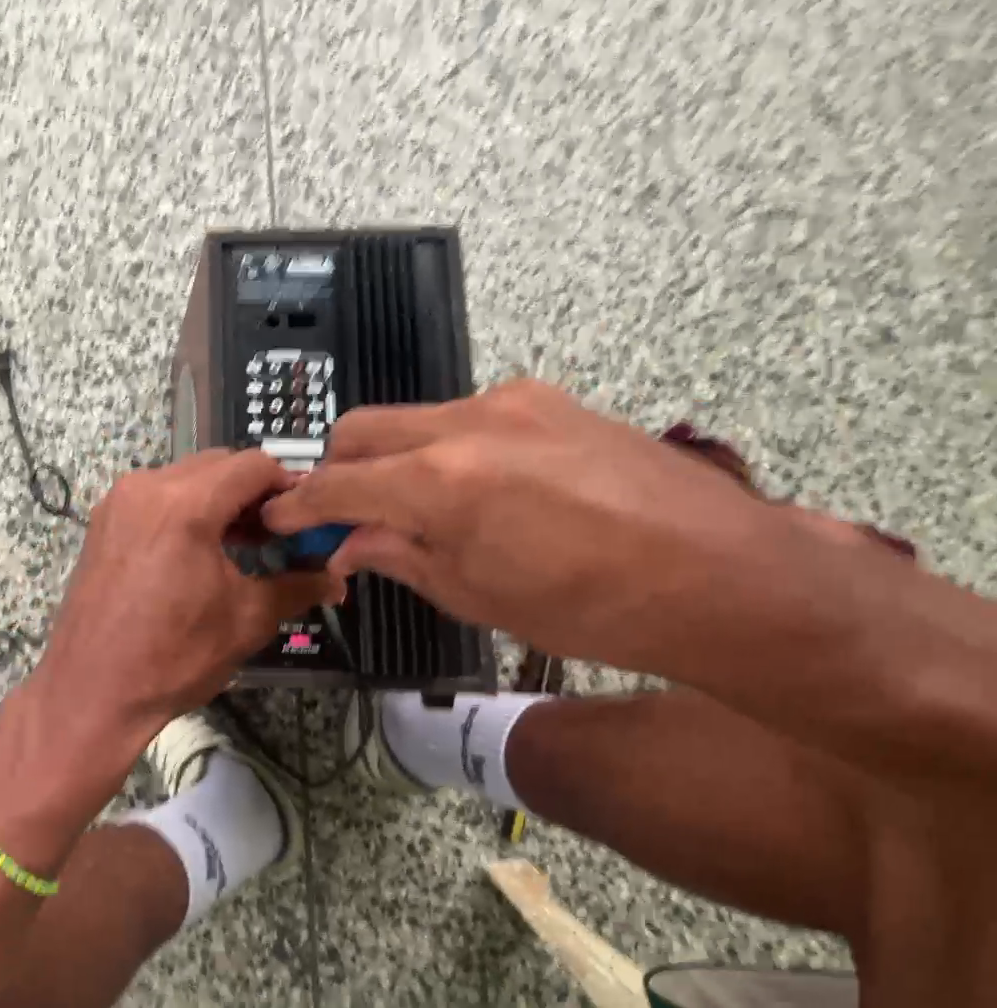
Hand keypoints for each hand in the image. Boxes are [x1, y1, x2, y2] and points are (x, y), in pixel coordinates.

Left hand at [33, 450, 342, 750]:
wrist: (91, 690)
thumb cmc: (173, 656)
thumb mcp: (246, 620)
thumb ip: (296, 586)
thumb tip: (335, 578)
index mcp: (184, 503)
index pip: (253, 465)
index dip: (289, 484)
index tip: (306, 517)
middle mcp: (146, 487)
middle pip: (217, 465)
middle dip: (254, 492)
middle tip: (280, 533)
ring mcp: (118, 502)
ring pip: (184, 478)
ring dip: (219, 500)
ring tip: (247, 543)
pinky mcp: (103, 522)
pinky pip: (155, 497)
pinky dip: (185, 510)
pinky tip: (203, 549)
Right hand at [260, 380, 860, 674]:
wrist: (729, 578)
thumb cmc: (596, 607)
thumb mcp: (476, 594)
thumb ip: (397, 556)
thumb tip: (349, 545)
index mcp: (441, 482)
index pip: (336, 484)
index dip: (298, 505)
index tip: (278, 517)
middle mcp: (467, 424)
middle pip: (359, 429)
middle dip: (337, 470)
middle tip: (344, 515)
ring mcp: (511, 403)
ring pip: (412, 418)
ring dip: (394, 458)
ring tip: (420, 508)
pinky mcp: (548, 400)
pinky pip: (466, 415)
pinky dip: (444, 447)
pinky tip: (477, 488)